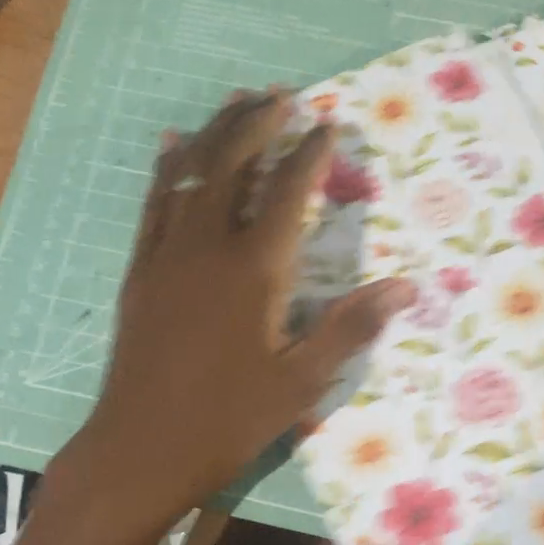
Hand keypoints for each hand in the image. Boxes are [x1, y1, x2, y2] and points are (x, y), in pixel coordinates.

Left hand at [59, 89, 411, 533]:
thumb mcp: (300, 383)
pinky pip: (154, 204)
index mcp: (255, 269)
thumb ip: (349, 328)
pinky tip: (173, 148)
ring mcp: (166, 255)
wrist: (141, 449)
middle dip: (258, 122)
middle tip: (281, 95)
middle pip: (232, 163)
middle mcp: (208, 246)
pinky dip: (167, 169)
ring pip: (190, 173)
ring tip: (236, 101)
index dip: (311, 152)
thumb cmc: (227, 421)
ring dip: (215, 132)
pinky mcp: (139, 271)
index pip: (288, 190)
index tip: (328, 124)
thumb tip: (404, 286)